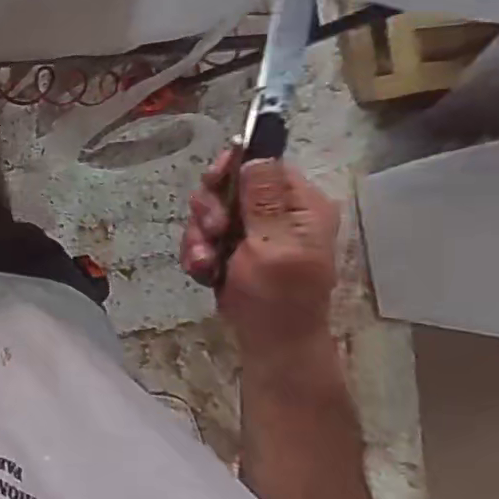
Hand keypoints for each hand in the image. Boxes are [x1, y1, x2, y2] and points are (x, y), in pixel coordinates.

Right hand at [180, 147, 339, 350]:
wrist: (270, 344)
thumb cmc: (278, 297)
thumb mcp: (273, 245)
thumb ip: (264, 200)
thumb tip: (257, 154)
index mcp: (301, 205)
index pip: (263, 164)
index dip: (232, 168)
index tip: (212, 182)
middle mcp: (278, 211)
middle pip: (228, 185)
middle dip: (209, 209)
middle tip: (212, 231)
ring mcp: (253, 230)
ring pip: (208, 210)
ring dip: (199, 236)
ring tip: (207, 262)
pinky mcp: (230, 247)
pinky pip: (201, 234)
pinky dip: (197, 251)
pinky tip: (203, 271)